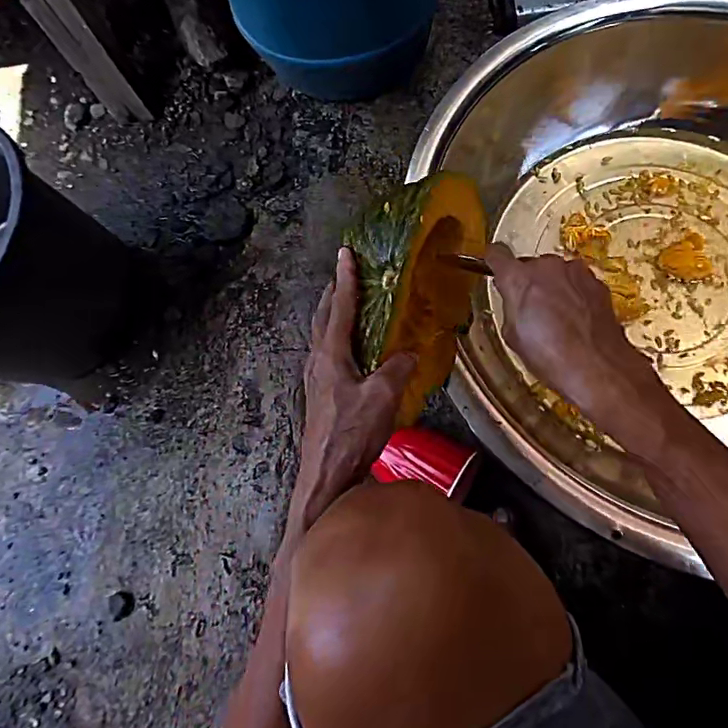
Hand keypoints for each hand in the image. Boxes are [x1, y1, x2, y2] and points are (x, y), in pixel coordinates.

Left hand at [293, 248, 416, 534]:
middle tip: (346, 273)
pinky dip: (336, 337)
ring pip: (322, 334)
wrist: (326, 474)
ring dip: (333, 313)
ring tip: (345, 302)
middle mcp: (318, 360)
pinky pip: (327, 352)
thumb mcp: (382, 398)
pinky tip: (348, 348)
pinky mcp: (320, 394)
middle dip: (335, 292)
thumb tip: (411, 353)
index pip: (340, 307)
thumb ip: (397, 369)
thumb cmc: (351, 434)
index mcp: (330, 354)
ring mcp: (316, 378)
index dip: (346, 278)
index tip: (346, 253)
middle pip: (324, 316)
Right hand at [484, 243, 691, 457]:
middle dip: (528, 283)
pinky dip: (574, 296)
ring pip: (555, 274)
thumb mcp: (513, 335)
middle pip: (530, 266)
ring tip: (555, 320)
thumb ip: (510, 306)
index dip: (494, 261)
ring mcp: (574, 272)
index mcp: (517, 278)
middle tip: (529, 310)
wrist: (598, 367)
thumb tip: (514, 300)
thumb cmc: (550, 356)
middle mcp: (546, 267)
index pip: (497, 254)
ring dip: (553, 288)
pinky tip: (575, 321)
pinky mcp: (596, 283)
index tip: (494, 267)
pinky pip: (576, 283)